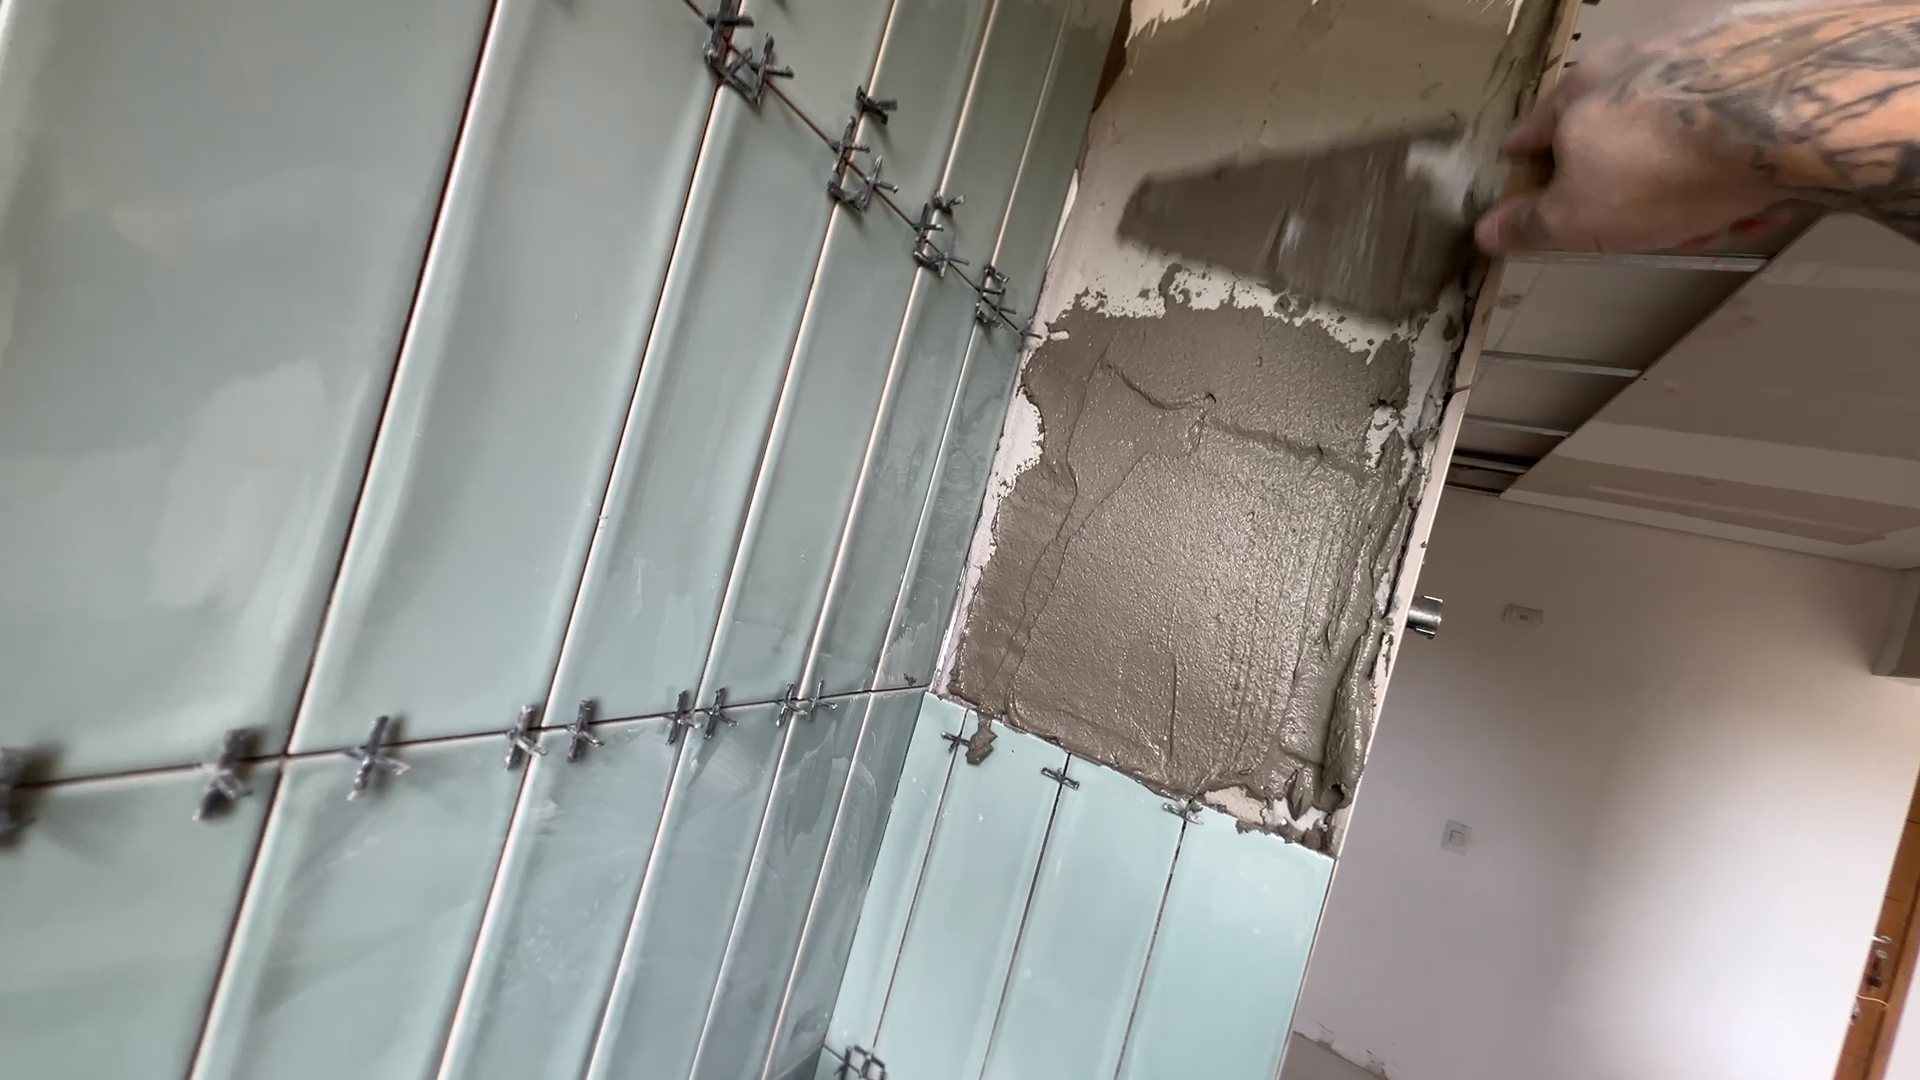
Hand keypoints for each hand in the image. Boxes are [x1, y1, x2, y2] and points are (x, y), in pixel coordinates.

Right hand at [1475, 44, 1786, 255]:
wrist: (1807, 115)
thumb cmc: (1661, 172)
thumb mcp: (1570, 219)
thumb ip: (1522, 225)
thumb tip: (1486, 229)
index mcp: (1578, 88)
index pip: (1529, 135)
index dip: (1526, 175)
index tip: (1534, 205)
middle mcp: (1637, 52)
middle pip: (1605, 122)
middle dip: (1606, 167)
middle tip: (1622, 214)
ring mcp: (1708, 41)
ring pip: (1669, 114)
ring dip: (1669, 155)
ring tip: (1694, 201)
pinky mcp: (1775, 43)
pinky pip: (1731, 104)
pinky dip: (1726, 138)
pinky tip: (1740, 172)